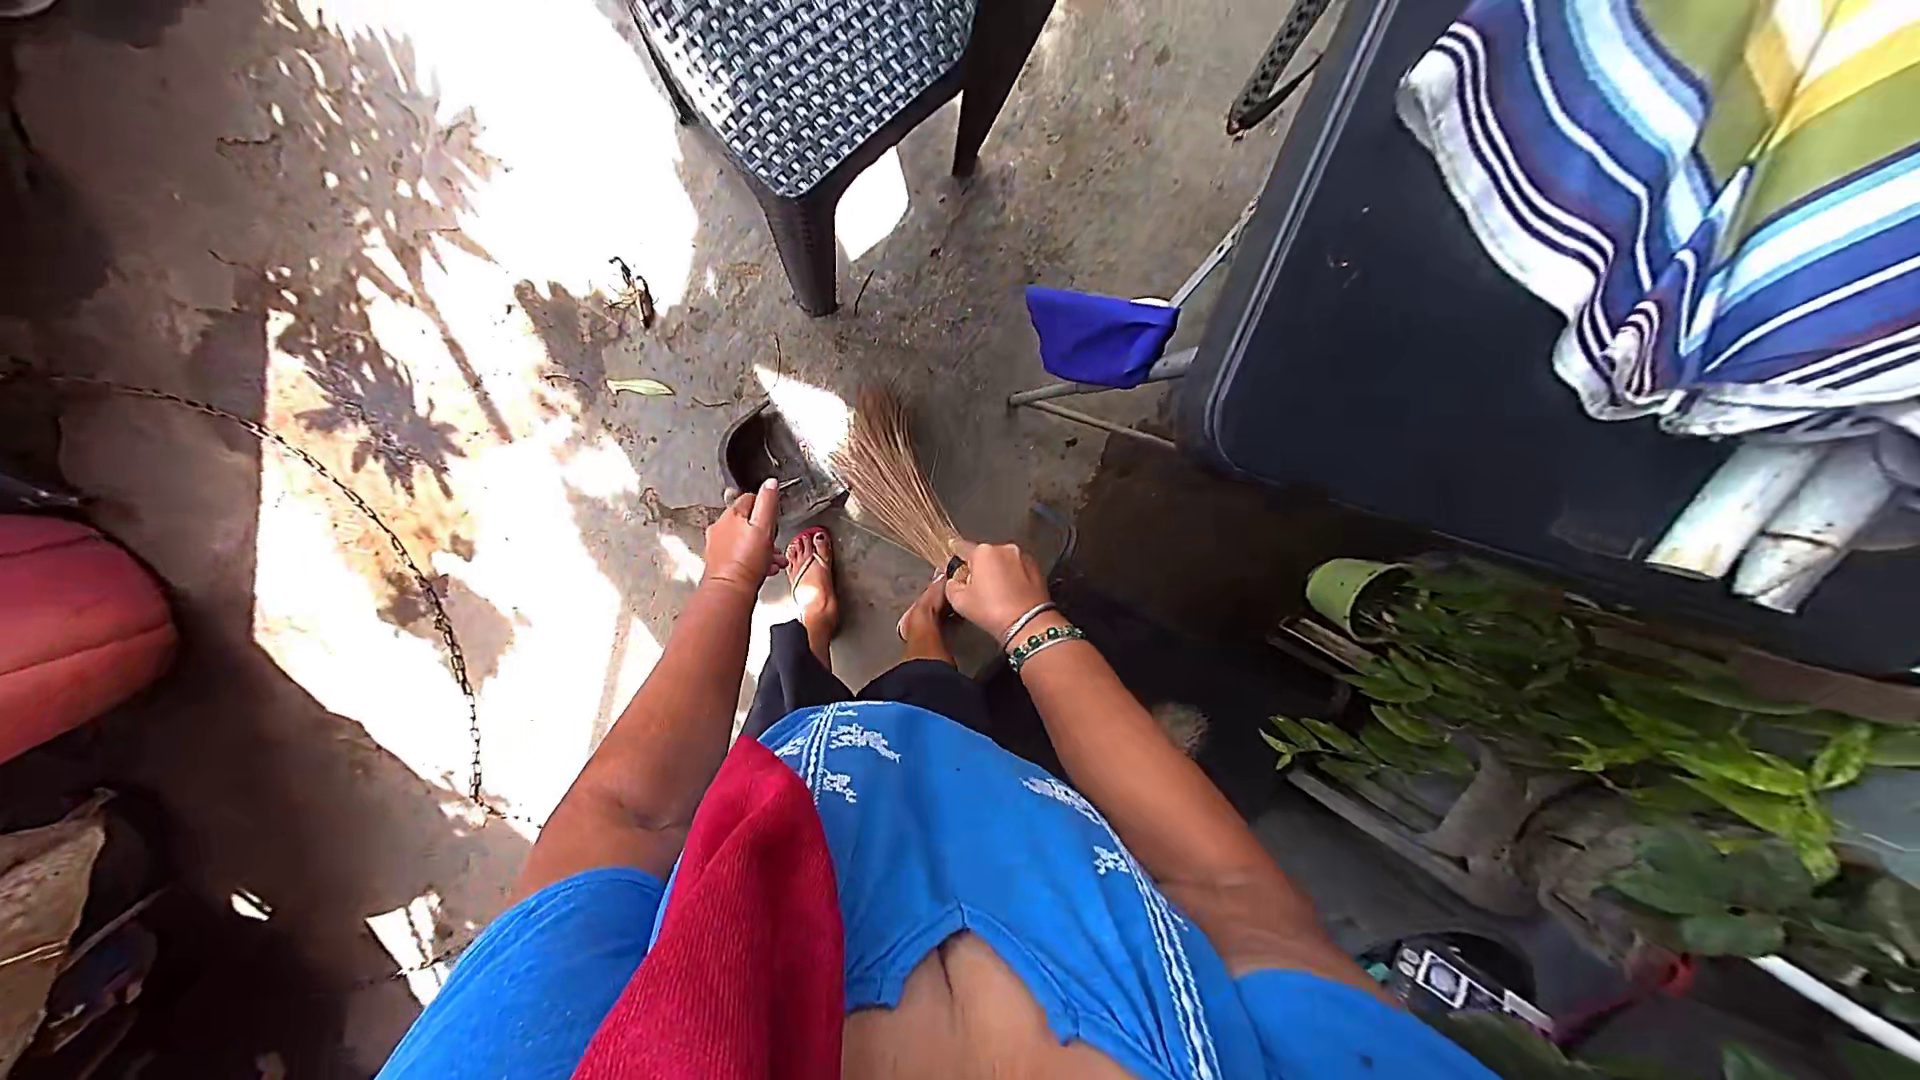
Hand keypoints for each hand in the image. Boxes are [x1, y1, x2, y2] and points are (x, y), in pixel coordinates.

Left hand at [701, 479, 782, 594]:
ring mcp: (718, 545)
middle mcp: (721, 527)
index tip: (774, 519)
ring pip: (745, 540)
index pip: (751, 498)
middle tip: (775, 544)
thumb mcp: (764, 526)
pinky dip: (753, 560)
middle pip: (749, 522)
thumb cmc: (746, 560)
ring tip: (772, 561)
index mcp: (731, 514)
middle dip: (765, 533)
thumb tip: (770, 483)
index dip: (766, 507)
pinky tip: (763, 569)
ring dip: (762, 548)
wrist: (730, 589)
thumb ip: (767, 502)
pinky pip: (740, 555)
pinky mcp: (719, 562)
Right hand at [944, 540, 1050, 644]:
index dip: (956, 557)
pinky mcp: (1036, 568)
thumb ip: (951, 586)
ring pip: (1002, 561)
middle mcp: (1004, 549)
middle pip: (984, 555)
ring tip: (996, 595)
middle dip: (979, 569)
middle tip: (977, 590)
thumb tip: (953, 582)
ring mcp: (1023, 557)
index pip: (962, 547)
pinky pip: (1018, 568)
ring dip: (997, 572)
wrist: (1028, 623)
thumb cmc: (995, 611)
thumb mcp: (960, 601)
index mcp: (983, 552)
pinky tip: (1010, 595)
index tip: (956, 562)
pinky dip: (1013, 577)